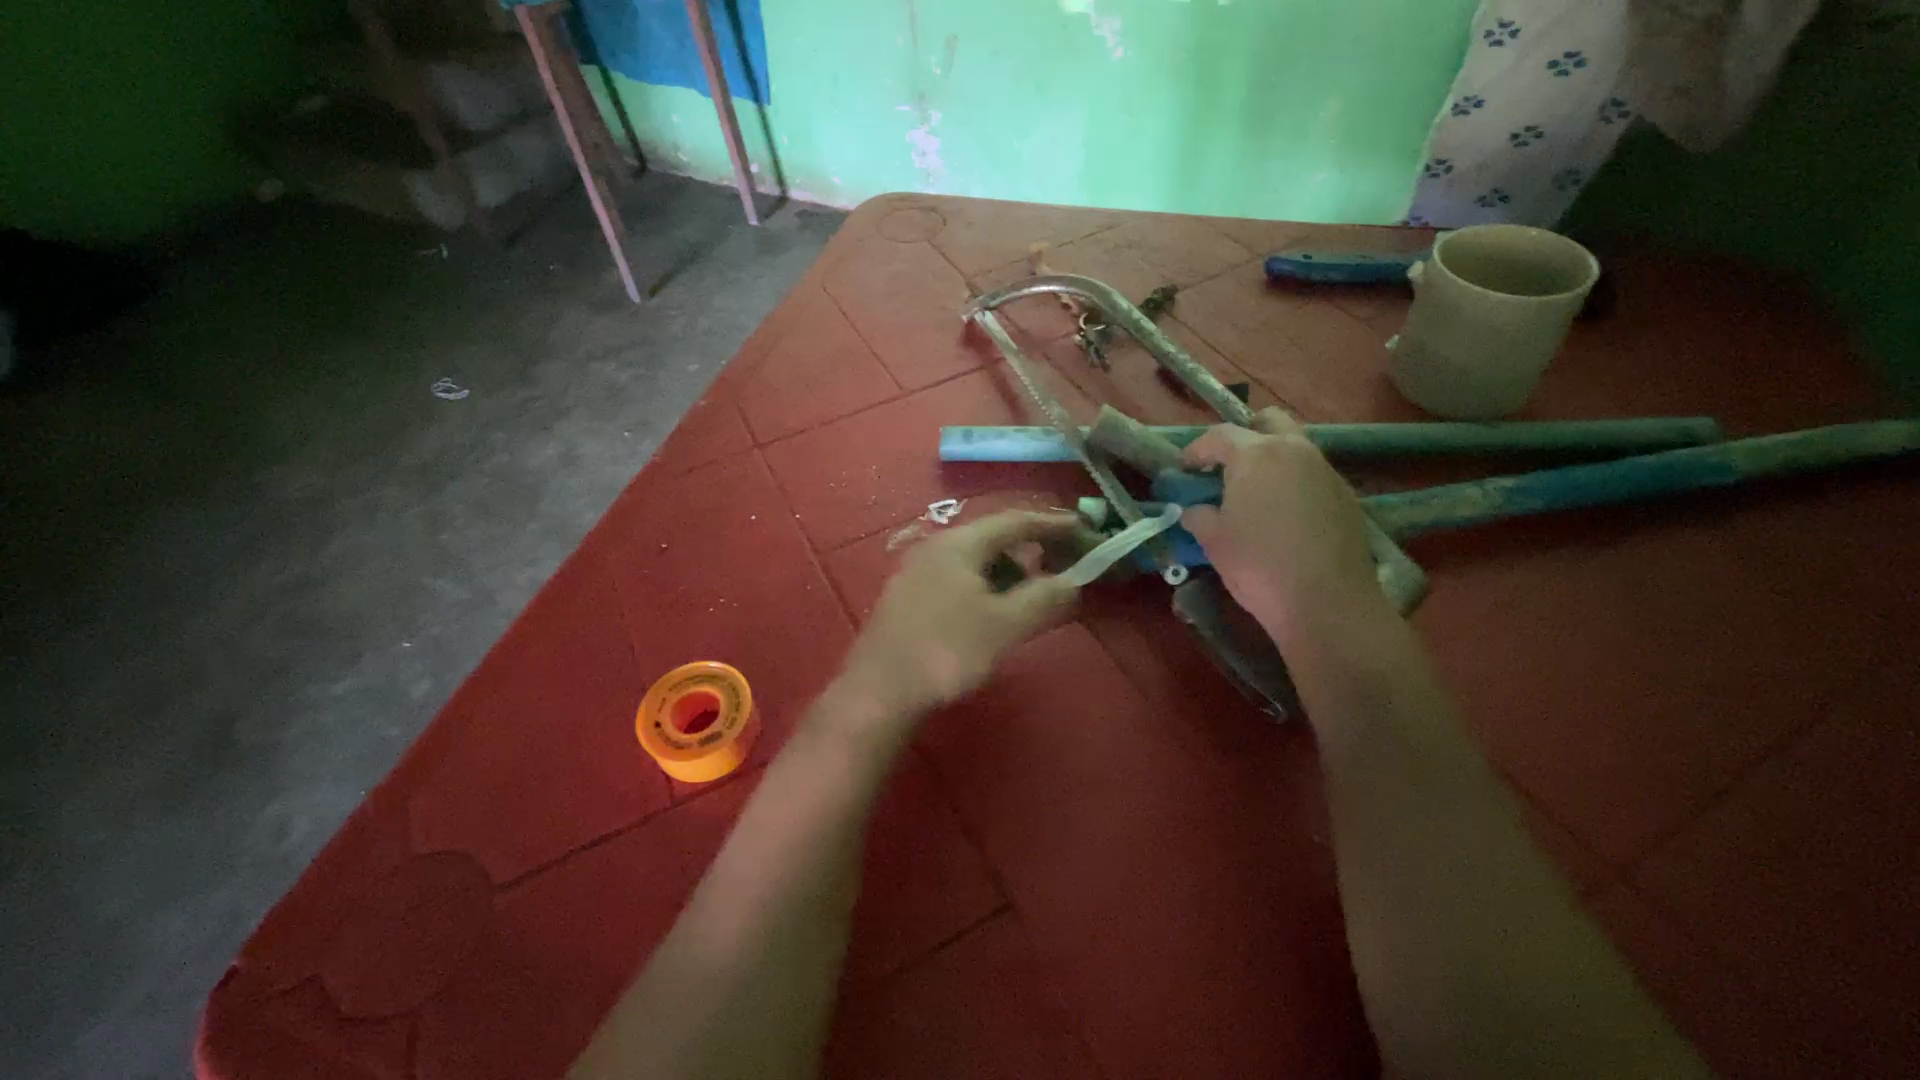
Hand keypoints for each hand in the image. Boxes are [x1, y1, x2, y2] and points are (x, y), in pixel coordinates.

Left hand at [835, 510, 1081, 730]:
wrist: (879, 691)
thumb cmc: (946, 651)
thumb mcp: (1005, 626)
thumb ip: (1044, 599)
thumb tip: (1074, 581)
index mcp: (959, 544)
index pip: (1014, 521)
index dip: (1052, 524)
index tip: (1082, 530)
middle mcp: (935, 548)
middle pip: (992, 539)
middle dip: (1030, 552)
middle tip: (1060, 570)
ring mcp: (917, 573)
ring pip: (974, 562)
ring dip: (1007, 574)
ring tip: (1030, 598)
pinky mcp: (908, 600)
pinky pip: (957, 580)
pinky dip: (985, 588)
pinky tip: (992, 615)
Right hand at [1179, 408, 1383, 635]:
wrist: (1327, 601)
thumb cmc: (1259, 565)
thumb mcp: (1214, 541)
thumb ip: (1198, 515)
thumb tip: (1195, 510)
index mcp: (1256, 454)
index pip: (1219, 435)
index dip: (1196, 450)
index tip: (1183, 468)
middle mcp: (1295, 450)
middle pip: (1269, 421)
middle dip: (1245, 435)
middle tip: (1226, 464)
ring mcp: (1326, 471)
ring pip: (1296, 447)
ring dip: (1272, 459)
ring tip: (1255, 491)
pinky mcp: (1346, 496)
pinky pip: (1313, 475)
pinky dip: (1294, 483)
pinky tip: (1284, 515)